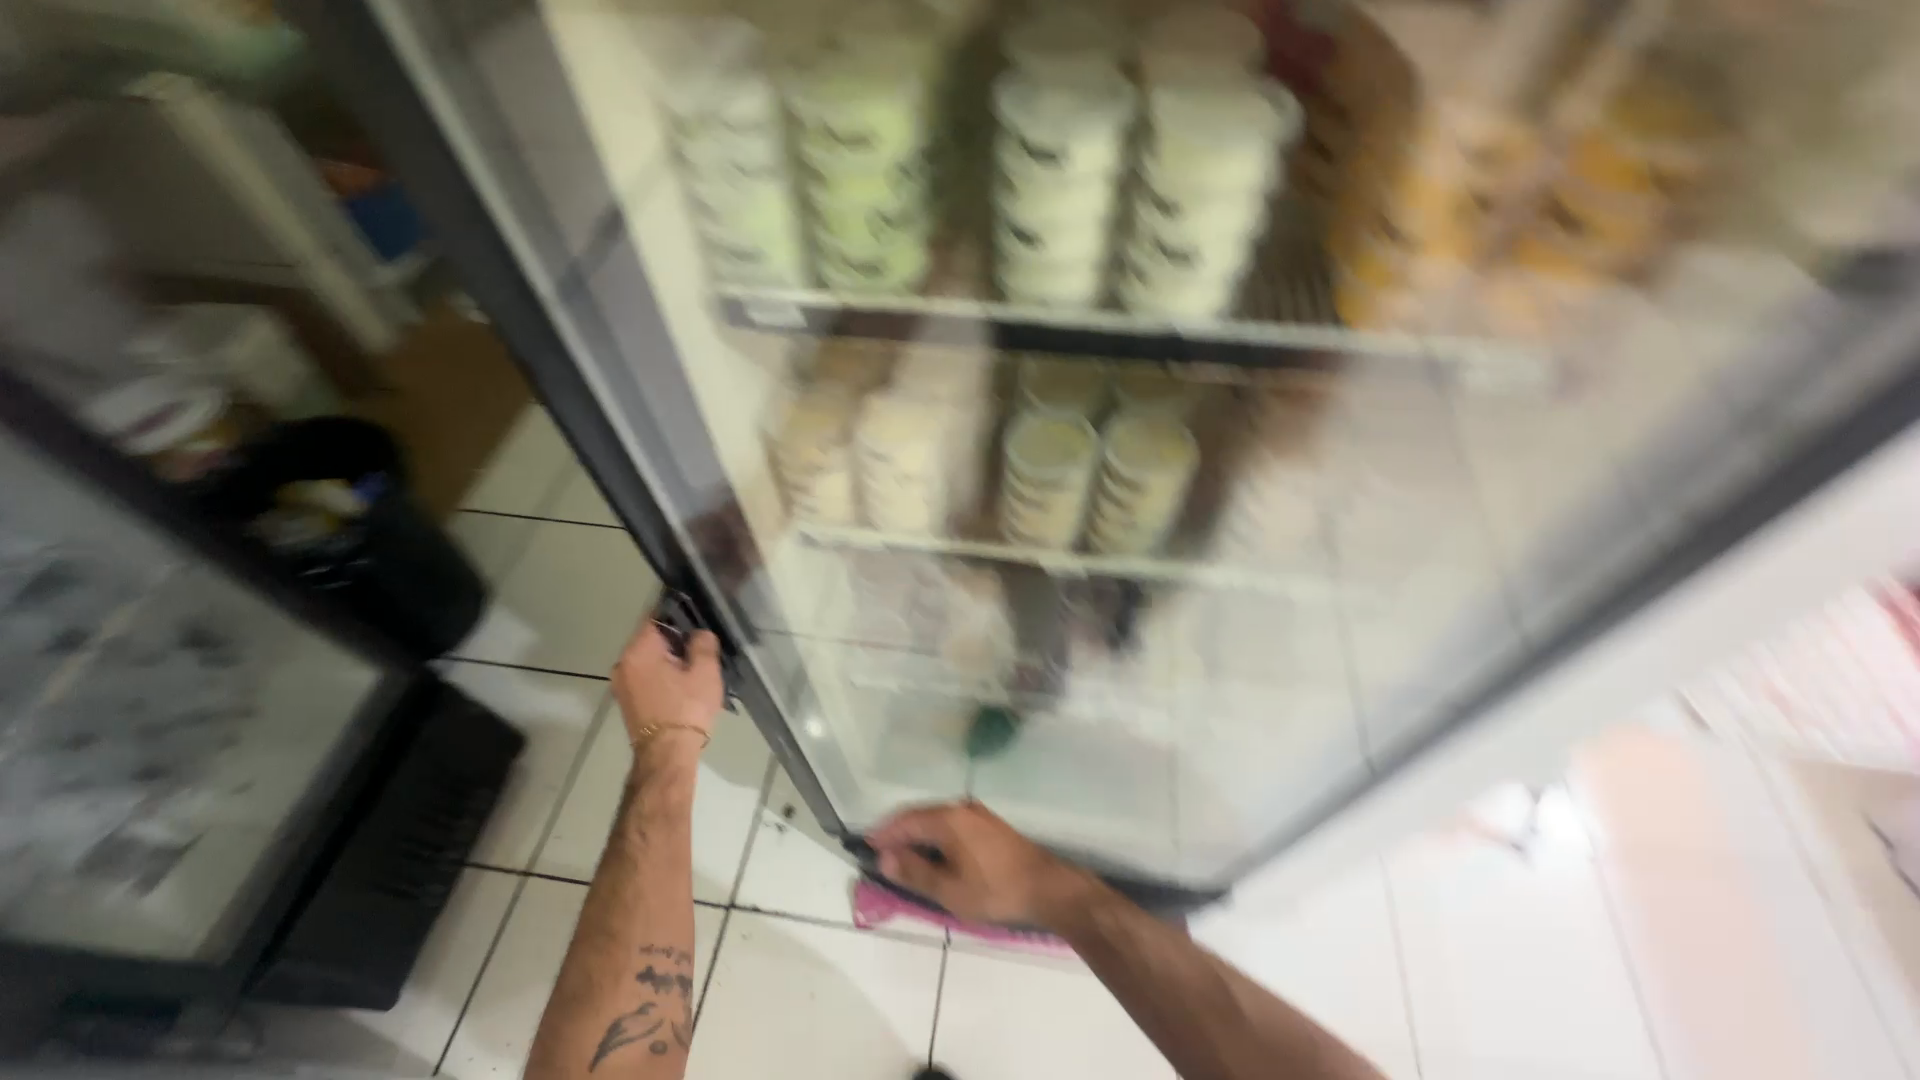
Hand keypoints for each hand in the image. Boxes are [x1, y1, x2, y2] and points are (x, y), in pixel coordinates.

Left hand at [612, 621, 722, 771]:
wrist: (667, 756)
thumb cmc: (686, 709)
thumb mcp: (705, 671)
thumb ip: (703, 643)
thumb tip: (699, 633)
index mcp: (638, 650)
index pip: (657, 617)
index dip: (680, 614)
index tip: (698, 618)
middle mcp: (623, 663)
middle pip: (651, 639)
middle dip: (676, 640)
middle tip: (702, 645)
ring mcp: (621, 684)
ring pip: (648, 659)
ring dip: (669, 659)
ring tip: (695, 667)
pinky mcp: (627, 701)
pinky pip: (646, 676)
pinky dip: (662, 675)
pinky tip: (682, 685)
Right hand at [867, 799, 1101, 927]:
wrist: (1047, 887)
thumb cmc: (994, 890)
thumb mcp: (949, 890)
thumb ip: (915, 872)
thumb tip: (885, 857)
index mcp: (948, 819)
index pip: (905, 820)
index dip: (883, 834)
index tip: (865, 847)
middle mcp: (961, 808)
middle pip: (920, 816)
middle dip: (898, 833)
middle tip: (881, 854)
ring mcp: (977, 814)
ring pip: (936, 820)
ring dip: (917, 836)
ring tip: (903, 858)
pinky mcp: (989, 825)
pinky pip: (951, 824)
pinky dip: (935, 837)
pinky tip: (934, 855)